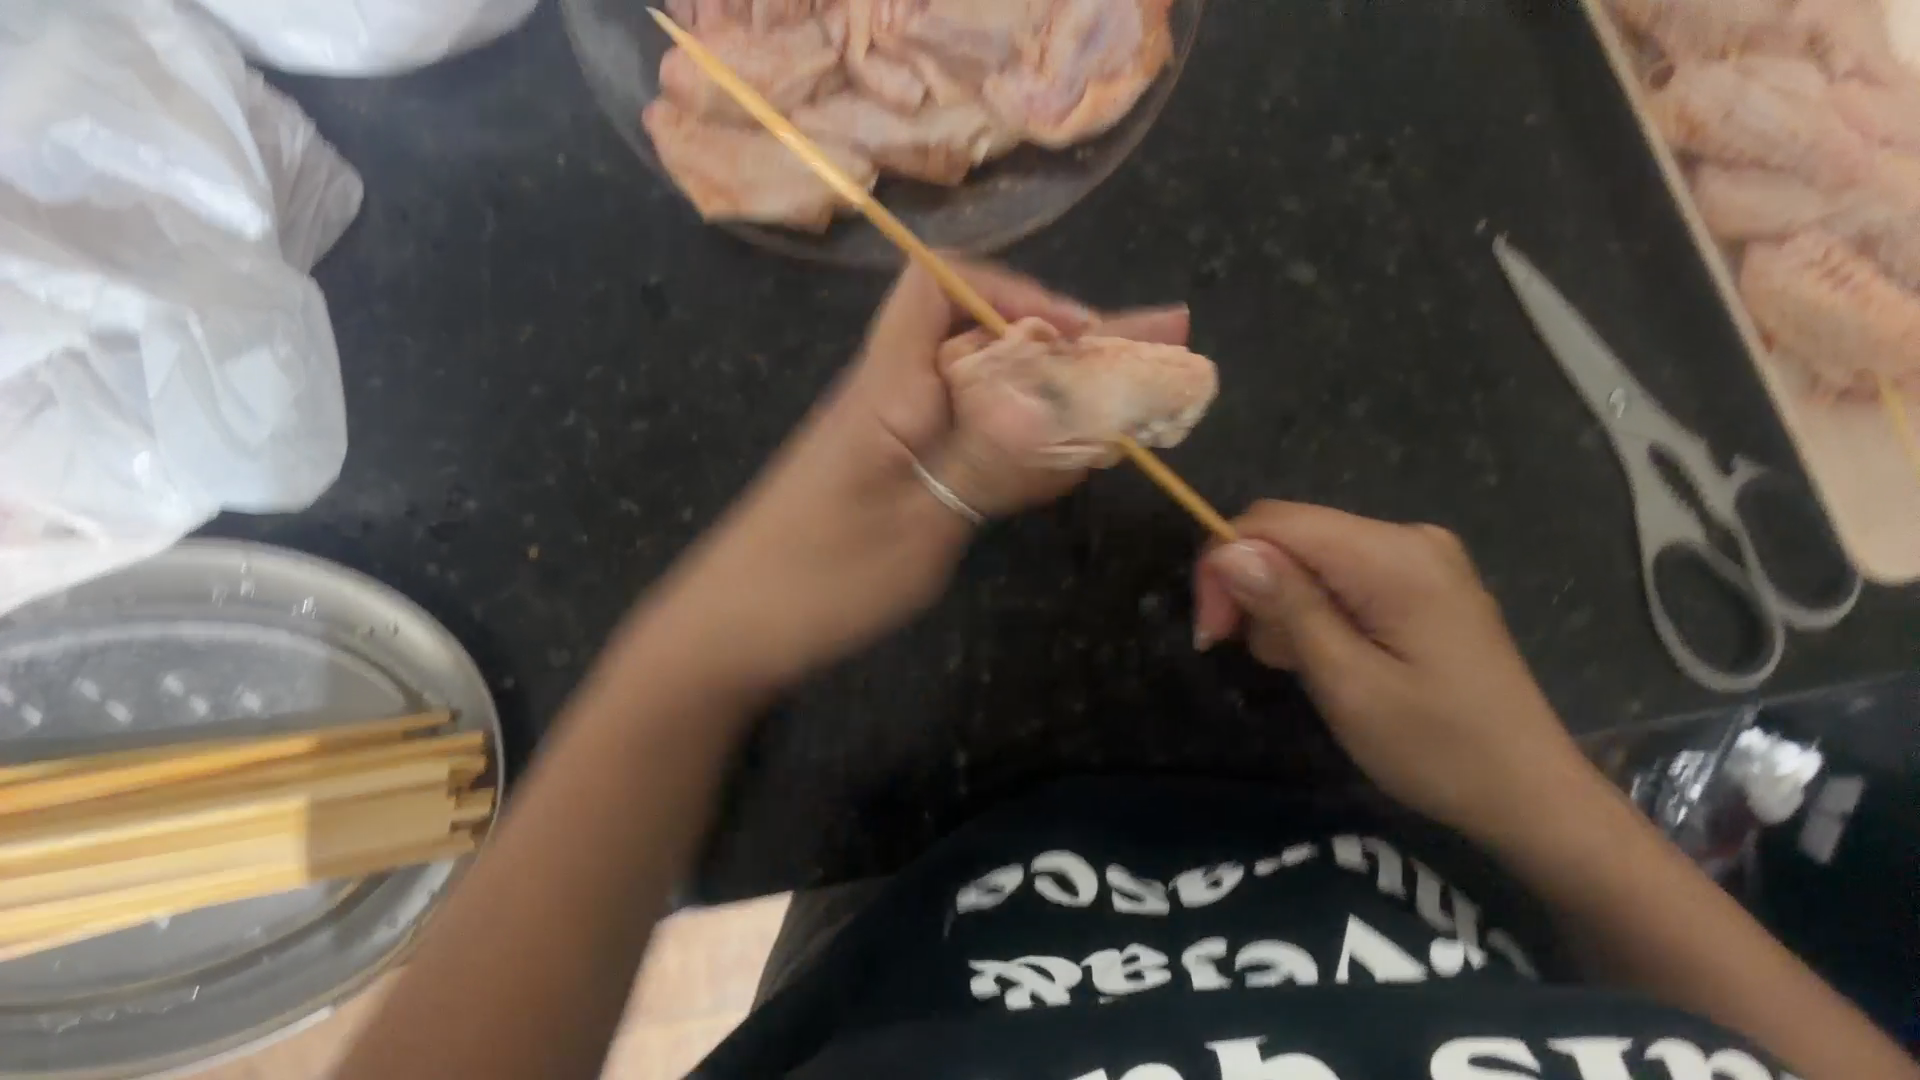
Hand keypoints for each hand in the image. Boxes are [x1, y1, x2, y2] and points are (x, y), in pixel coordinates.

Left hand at [642, 259, 1188, 694]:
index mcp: (888, 386)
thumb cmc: (817, 580)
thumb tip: (1067, 400)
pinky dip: (1021, 442)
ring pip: (983, 393)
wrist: (730, 632)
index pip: (941, 286)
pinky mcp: (894, 477)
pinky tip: (1066, 458)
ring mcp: (893, 438)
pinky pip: (967, 440)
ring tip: (1132, 403)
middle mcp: (891, 396)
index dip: (1018, 292)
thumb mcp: (916, 524)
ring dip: (1054, 394)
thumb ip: (991, 460)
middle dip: (1068, 345)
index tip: (1084, 334)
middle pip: (983, 339)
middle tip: (1156, 354)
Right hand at [1191, 501, 1595, 841]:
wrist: (1530, 793)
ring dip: (1283, 608)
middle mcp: (1406, 538)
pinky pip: (1338, 575)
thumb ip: (1288, 607)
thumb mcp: (1347, 683)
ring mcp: (1418, 558)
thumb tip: (1226, 550)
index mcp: (1392, 556)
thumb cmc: (1437, 748)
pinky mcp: (1419, 582)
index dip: (1225, 564)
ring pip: (1307, 557)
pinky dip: (1314, 612)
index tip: (1213, 632)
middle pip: (1289, 534)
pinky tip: (1330, 656)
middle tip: (1251, 657)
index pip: (1273, 521)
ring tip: (1304, 668)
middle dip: (1253, 589)